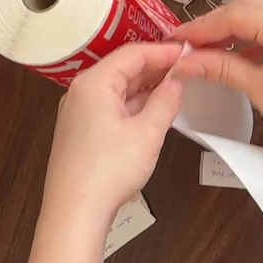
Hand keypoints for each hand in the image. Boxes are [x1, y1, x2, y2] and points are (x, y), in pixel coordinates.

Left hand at [42, 42, 183, 225]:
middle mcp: (81, 93)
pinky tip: (151, 113)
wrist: (75, 211)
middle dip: (155, 68)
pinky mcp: (80, 133)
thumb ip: (166, 102)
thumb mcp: (148, 133)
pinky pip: (110, 108)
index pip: (132, 54)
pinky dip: (133, 106)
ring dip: (145, 88)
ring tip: (174, 89)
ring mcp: (78, 114)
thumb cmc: (108, 170)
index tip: (187, 51)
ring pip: (117, 90)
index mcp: (94, 83)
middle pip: (122, 69)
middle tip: (185, 68)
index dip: (163, 51)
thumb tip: (177, 82)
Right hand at [170, 0, 262, 159]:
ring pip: (259, 17)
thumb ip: (220, 67)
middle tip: (188, 45)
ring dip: (232, 31)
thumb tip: (185, 61)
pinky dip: (252, 38)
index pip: (234, 15)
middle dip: (215, 25)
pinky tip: (235, 56)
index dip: (201, 26)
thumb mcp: (257, 87)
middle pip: (246, 8)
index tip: (176, 39)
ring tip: (206, 51)